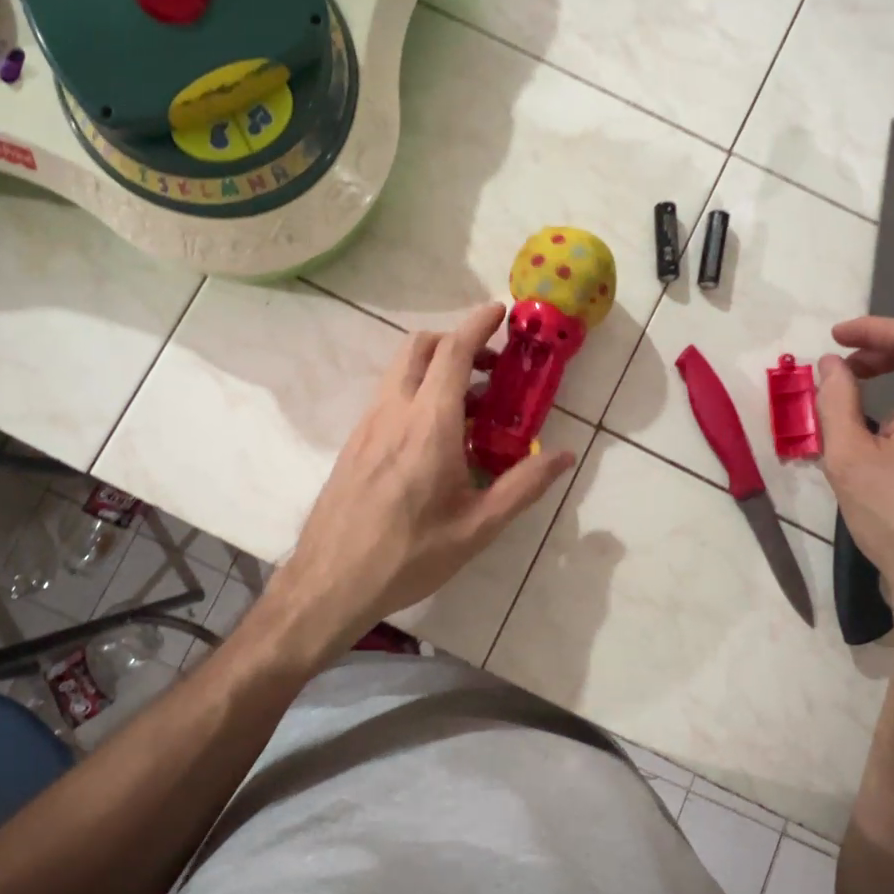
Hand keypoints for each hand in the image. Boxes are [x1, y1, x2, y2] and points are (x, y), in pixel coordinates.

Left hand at [274, 303, 575, 649]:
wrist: (331, 581)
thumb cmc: (409, 555)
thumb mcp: (477, 527)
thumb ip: (523, 486)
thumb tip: (562, 455)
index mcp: (429, 424)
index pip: (453, 353)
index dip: (478, 324)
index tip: (501, 311)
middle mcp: (394, 412)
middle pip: (420, 348)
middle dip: (457, 341)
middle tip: (491, 367)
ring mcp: (368, 425)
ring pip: (400, 371)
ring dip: (436, 369)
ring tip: (472, 409)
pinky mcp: (355, 444)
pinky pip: (389, 398)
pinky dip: (417, 393)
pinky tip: (436, 439)